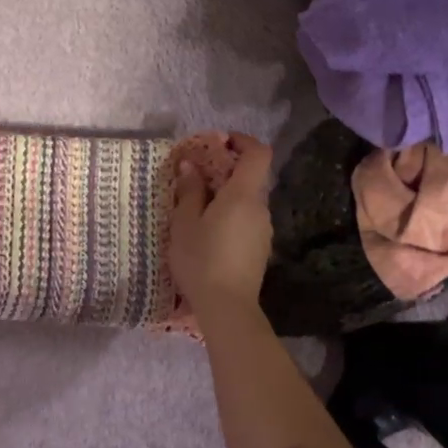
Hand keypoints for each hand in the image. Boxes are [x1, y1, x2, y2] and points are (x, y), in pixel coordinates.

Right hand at [169, 134, 274, 311]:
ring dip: (226, 195)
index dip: (242, 141)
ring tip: (196, 208)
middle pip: (250, 178)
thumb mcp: (184, 223)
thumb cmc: (201, 259)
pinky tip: (208, 232)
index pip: (258, 154)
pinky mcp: (259, 248)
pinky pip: (246, 219)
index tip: (219, 142)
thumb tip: (190, 165)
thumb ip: (189, 191)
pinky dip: (230, 214)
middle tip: (195, 177)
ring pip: (247, 200)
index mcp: (243, 195)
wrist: (227, 306)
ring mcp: (263, 230)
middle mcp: (260, 208)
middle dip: (225, 171)